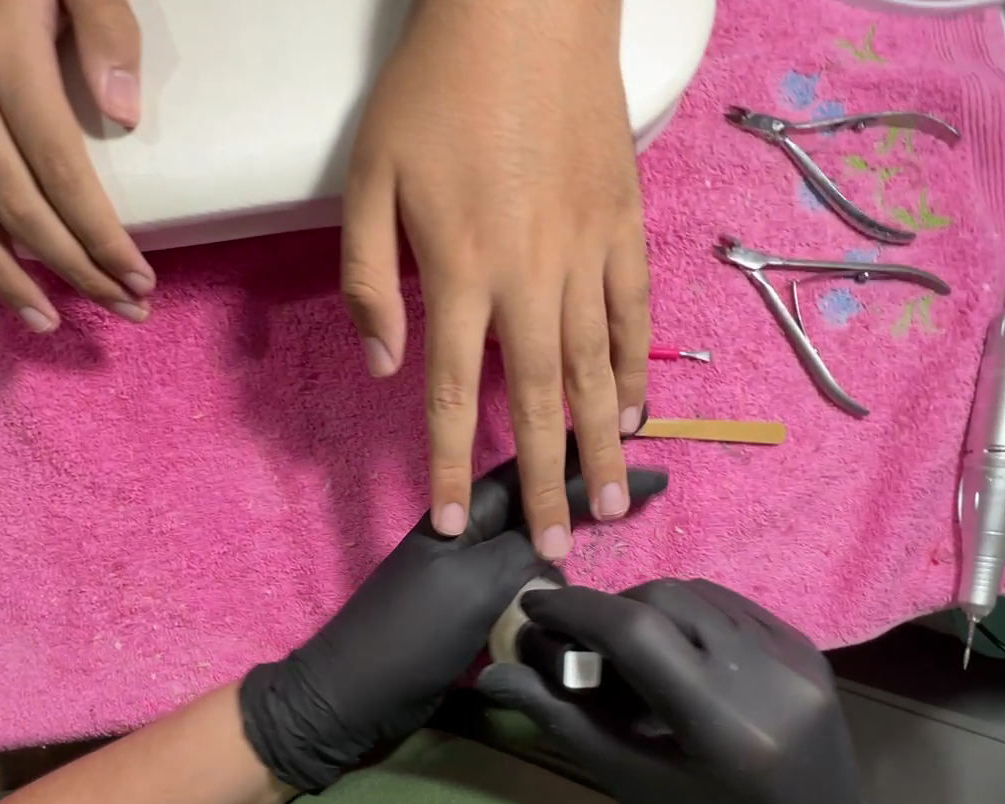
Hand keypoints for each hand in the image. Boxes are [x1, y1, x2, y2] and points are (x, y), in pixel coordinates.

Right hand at [0, 0, 156, 330]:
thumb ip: (104, 28)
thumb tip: (125, 115)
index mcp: (2, 54)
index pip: (64, 174)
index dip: (103, 238)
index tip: (140, 281)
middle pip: (18, 206)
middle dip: (76, 270)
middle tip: (121, 311)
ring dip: (5, 276)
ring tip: (46, 321)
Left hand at [240, 448, 668, 792]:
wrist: (352, 697)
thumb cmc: (409, 637)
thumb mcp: (472, 586)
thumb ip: (522, 554)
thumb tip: (557, 547)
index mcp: (462, 515)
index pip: (535, 477)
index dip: (588, 465)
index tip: (644, 461)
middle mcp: (467, 535)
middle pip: (537, 503)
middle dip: (586, 489)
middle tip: (643, 484)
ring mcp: (467, 574)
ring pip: (531, 545)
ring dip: (571, 534)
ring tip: (619, 524)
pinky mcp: (468, 611)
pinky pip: (522, 585)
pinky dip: (552, 581)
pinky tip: (575, 585)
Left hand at [341, 0, 650, 560]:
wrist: (526, 7)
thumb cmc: (436, 92)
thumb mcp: (369, 177)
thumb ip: (369, 279)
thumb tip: (387, 365)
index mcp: (462, 271)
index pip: (451, 395)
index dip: (449, 465)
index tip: (454, 525)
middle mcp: (530, 279)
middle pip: (538, 402)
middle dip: (545, 483)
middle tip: (560, 548)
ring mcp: (586, 255)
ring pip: (595, 371)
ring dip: (602, 447)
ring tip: (612, 505)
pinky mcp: (624, 228)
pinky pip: (634, 313)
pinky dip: (635, 369)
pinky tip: (634, 414)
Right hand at [478, 580, 906, 803]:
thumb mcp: (632, 785)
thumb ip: (562, 719)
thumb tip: (493, 675)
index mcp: (726, 725)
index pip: (636, 631)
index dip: (575, 609)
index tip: (534, 606)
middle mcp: (769, 677)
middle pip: (663, 599)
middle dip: (607, 611)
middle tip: (582, 646)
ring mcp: (797, 657)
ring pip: (695, 593)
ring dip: (645, 609)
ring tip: (628, 654)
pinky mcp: (809, 649)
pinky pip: (729, 605)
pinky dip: (686, 614)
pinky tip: (673, 650)